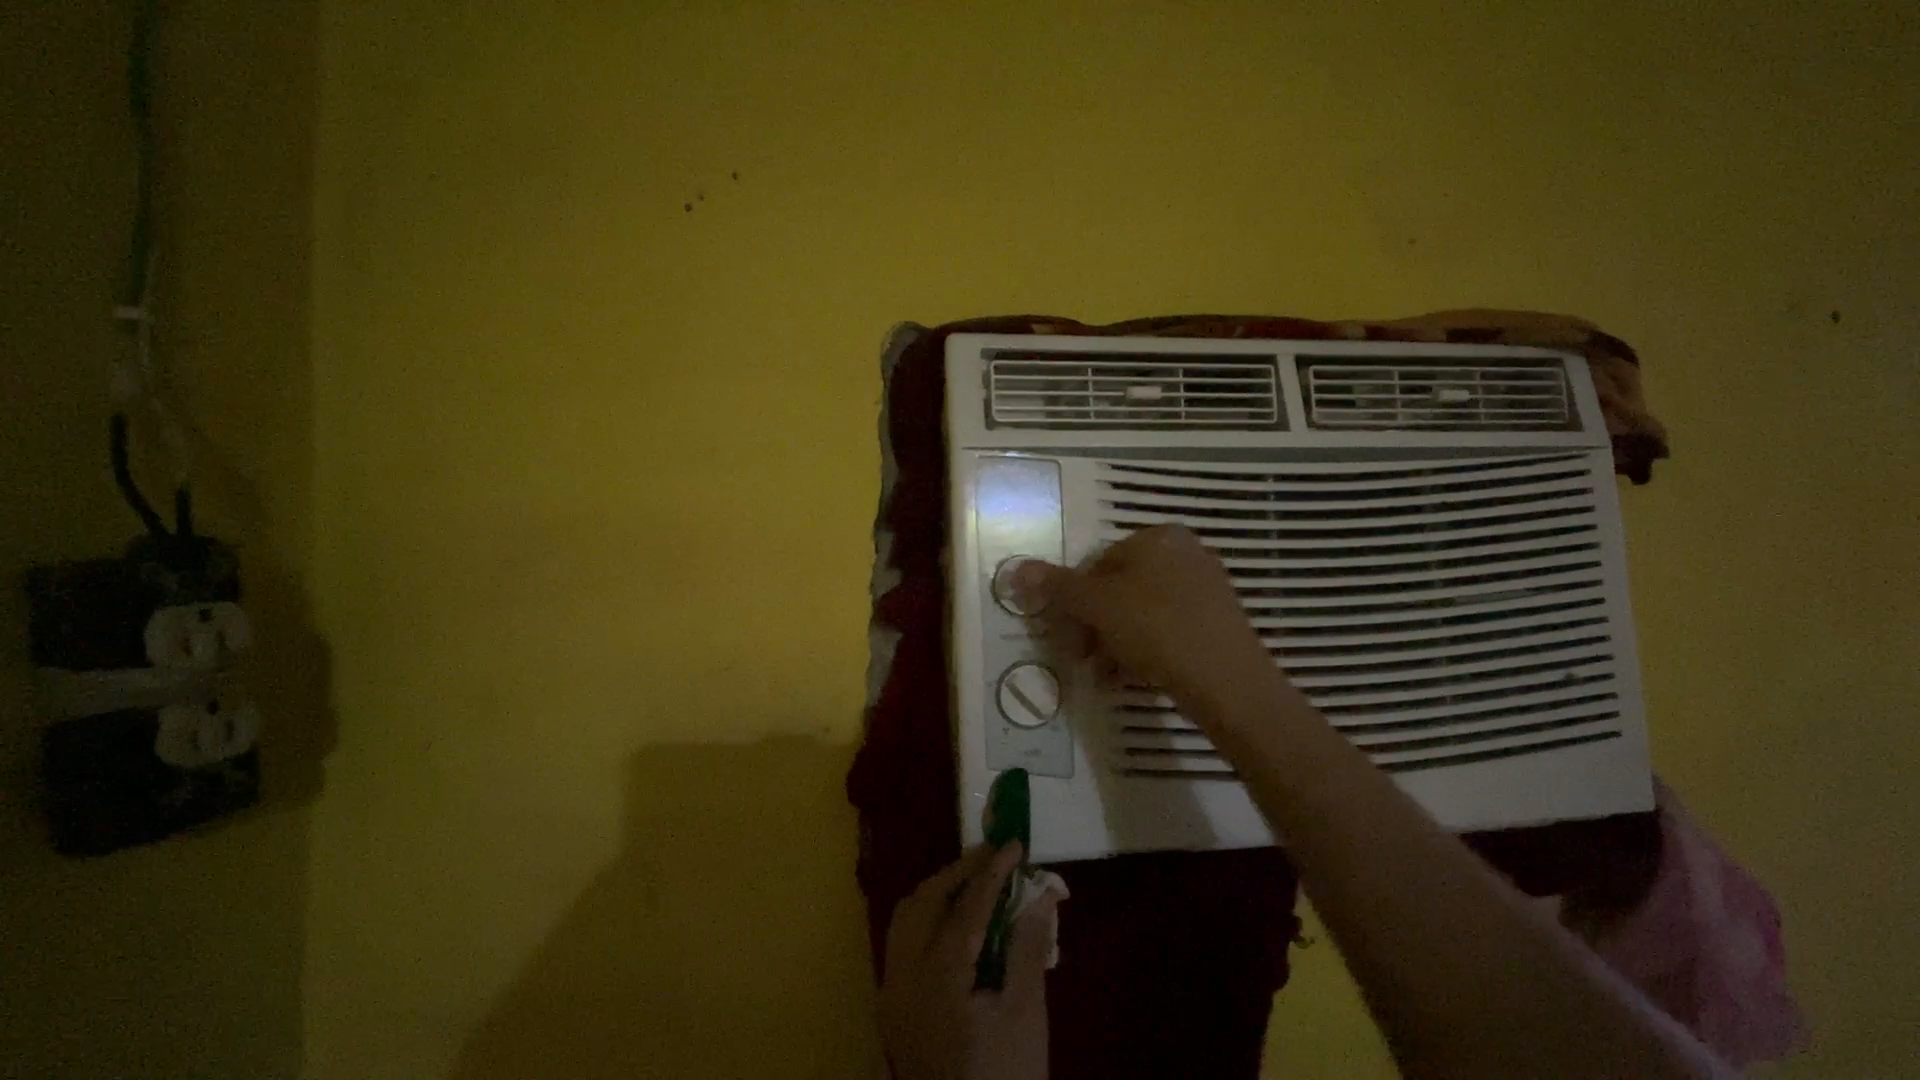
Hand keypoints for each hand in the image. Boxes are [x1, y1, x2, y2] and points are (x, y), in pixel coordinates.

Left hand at [879, 844, 1058, 1079]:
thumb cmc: (1004, 1076)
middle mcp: (903, 973)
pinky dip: (927, 919)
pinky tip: (956, 922)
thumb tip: (1041, 893)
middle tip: (994, 857)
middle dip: (959, 872)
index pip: (967, 904)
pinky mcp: (892, 1008)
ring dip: (939, 892)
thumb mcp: (1026, 1013)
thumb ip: (1028, 946)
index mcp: (938, 973)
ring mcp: (891, 991)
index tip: (1015, 844)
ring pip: (906, 917)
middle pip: (925, 900)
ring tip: (977, 882)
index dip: (993, 871)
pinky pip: (902, 942)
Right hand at [1011, 524, 1279, 713]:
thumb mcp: (1097, 605)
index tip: (1063, 633)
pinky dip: (1143, 650)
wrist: (1226, 679)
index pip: (1098, 562)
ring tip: (1102, 674)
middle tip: (1078, 657)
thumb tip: (1016, 568)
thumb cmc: (1156, 628)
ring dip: (1113, 642)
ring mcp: (1205, 588)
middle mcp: (1185, 553)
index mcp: (1158, 537)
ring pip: (1141, 612)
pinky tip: (1129, 678)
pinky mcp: (1217, 622)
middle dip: (1092, 625)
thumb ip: (1057, 586)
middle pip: (1119, 588)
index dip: (1074, 599)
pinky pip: (1167, 630)